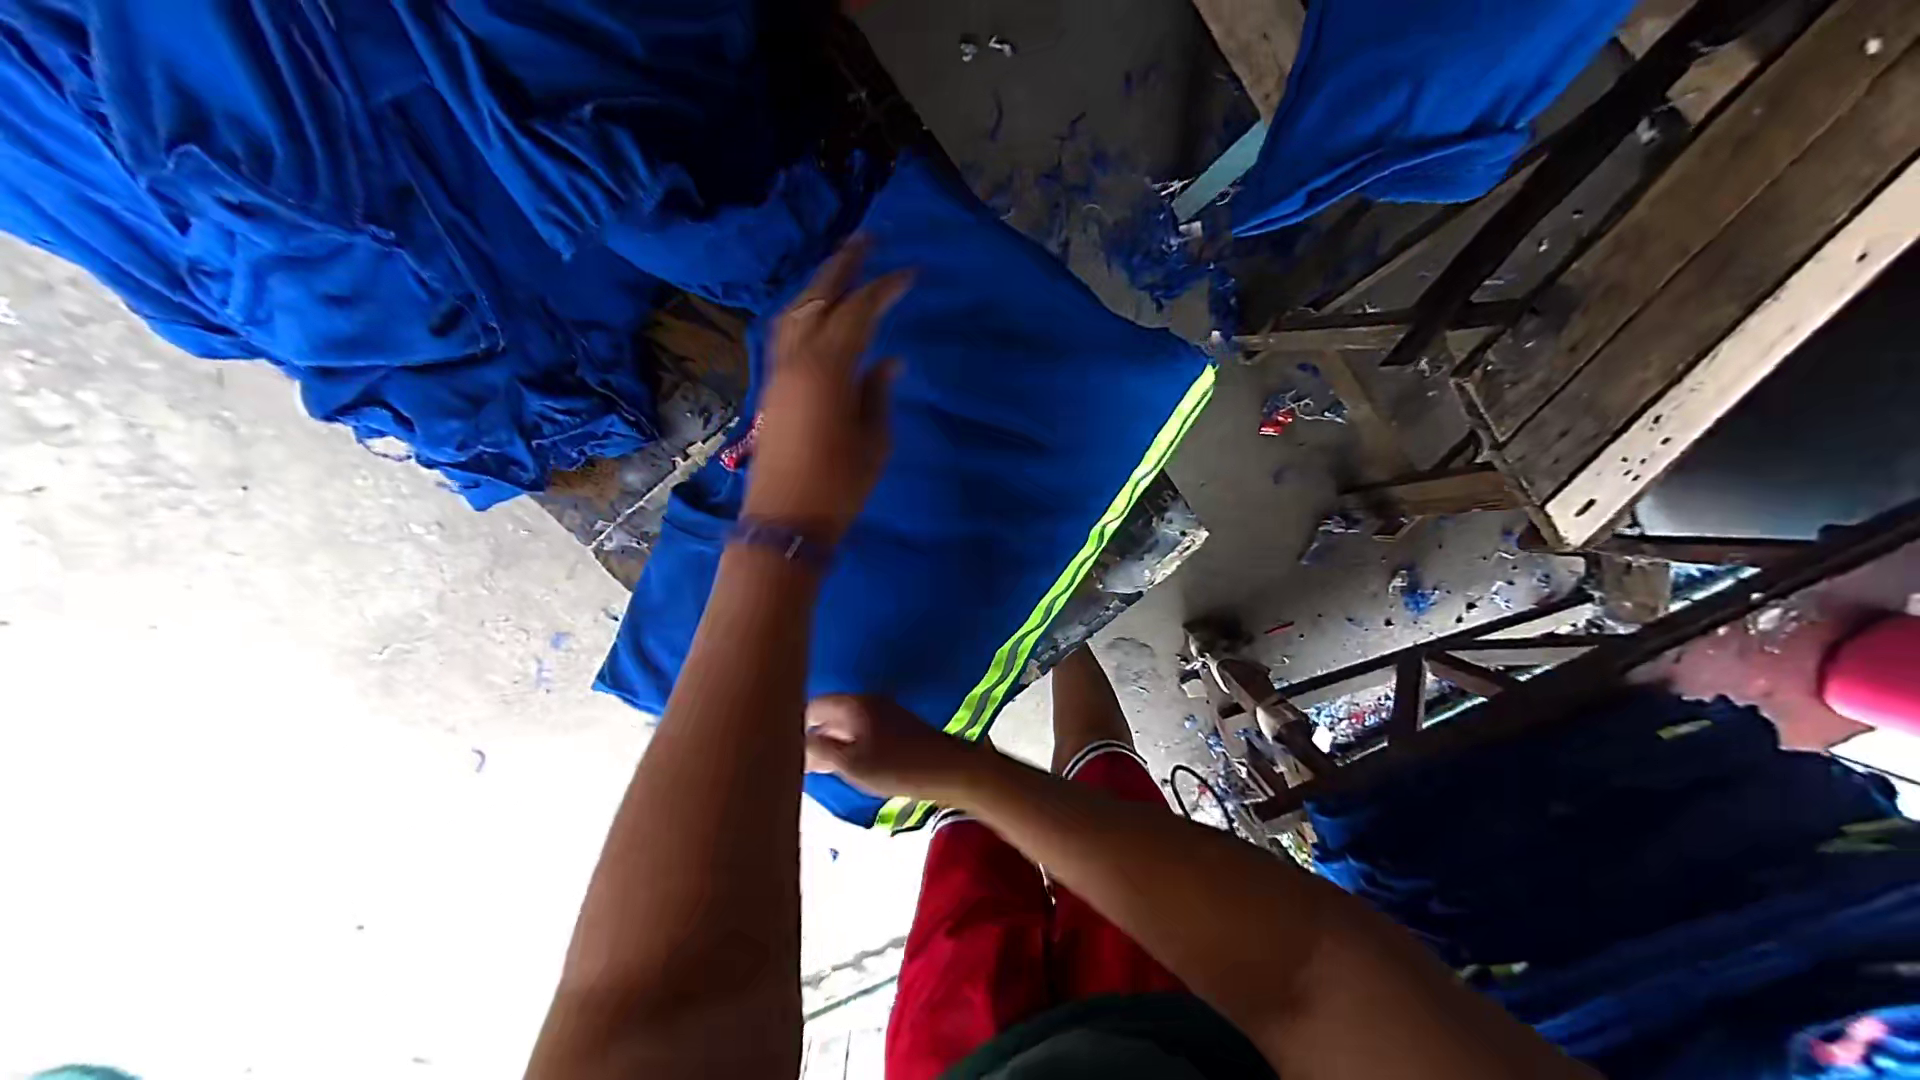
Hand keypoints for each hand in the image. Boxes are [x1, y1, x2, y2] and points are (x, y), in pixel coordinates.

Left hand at [743, 237, 912, 542]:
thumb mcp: (875, 440)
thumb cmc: (839, 484)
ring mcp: (779, 369)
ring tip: (841, 265)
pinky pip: (786, 331)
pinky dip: (803, 309)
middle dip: (844, 263)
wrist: (786, 518)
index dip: (885, 288)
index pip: (860, 311)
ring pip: (796, 310)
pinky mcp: (772, 384)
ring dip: (819, 283)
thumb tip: (887, 361)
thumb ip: (878, 393)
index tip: (910, 274)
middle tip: (867, 237)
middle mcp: (798, 357)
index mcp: (830, 367)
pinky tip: (816, 309)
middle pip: (819, 296)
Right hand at [805, 696, 991, 801]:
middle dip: (810, 735)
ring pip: (844, 725)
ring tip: (813, 768)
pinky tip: (844, 767)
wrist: (949, 770)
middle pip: (828, 714)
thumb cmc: (897, 766)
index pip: (812, 706)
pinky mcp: (896, 730)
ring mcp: (884, 714)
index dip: (793, 725)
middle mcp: (867, 702)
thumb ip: (818, 750)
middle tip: (792, 761)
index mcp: (853, 704)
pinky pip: (860, 732)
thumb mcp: (850, 763)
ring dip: (829, 743)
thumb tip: (792, 742)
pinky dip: (847, 746)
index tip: (779, 747)